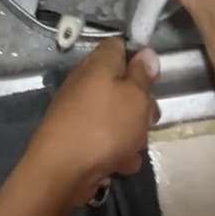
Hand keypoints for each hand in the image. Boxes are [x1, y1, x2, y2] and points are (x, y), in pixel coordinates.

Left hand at [26, 38, 159, 205]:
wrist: (62, 170)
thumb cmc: (105, 126)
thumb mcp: (136, 96)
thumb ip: (143, 75)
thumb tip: (146, 52)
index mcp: (100, 63)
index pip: (120, 45)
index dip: (139, 58)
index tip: (153, 78)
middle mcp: (86, 81)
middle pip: (122, 83)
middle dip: (141, 103)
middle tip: (149, 118)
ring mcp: (79, 109)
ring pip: (116, 113)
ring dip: (131, 131)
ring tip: (134, 147)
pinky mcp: (76, 136)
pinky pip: (104, 137)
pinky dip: (115, 149)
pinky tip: (121, 164)